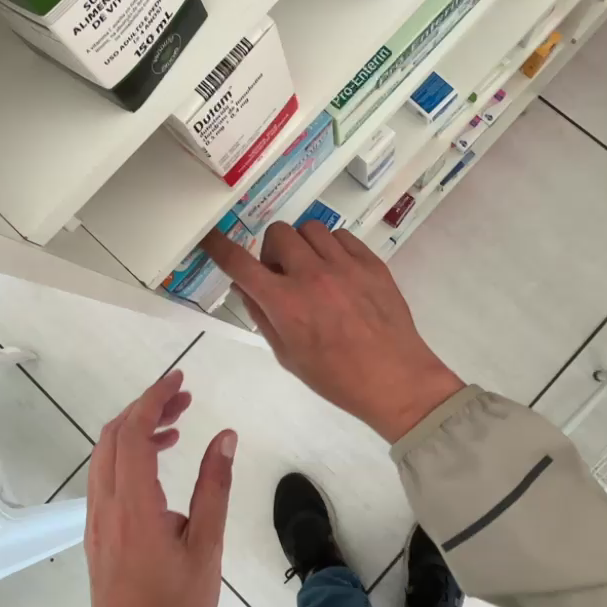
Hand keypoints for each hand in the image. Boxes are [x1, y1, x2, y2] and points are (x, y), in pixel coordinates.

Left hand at [60, 371, 235, 606]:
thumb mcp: (207, 546)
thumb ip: (215, 486)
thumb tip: (225, 436)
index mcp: (133, 506)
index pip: (132, 433)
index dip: (153, 398)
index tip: (179, 379)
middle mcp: (106, 506)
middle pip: (113, 436)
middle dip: (145, 407)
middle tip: (184, 397)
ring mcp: (97, 520)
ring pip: (105, 456)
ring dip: (136, 430)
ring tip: (177, 425)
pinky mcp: (98, 534)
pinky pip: (106, 476)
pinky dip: (129, 455)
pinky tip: (159, 463)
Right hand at [204, 222, 463, 442]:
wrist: (394, 378)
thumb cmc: (336, 377)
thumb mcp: (287, 355)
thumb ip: (262, 317)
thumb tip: (245, 288)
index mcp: (285, 302)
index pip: (241, 264)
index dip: (220, 248)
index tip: (212, 239)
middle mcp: (311, 275)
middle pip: (277, 233)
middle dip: (272, 250)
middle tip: (282, 273)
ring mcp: (344, 264)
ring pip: (310, 228)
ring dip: (302, 244)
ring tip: (312, 268)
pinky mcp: (371, 262)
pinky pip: (342, 235)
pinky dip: (332, 246)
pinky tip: (337, 269)